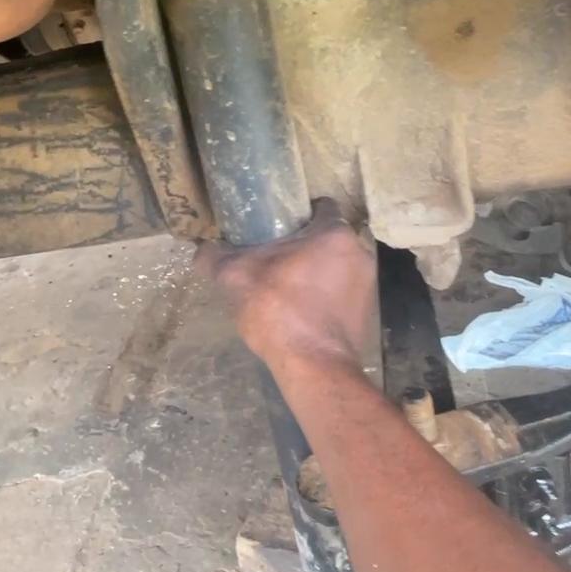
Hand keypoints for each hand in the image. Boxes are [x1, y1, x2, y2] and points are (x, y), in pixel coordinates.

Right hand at [198, 200, 376, 371]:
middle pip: (327, 238)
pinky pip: (340, 292)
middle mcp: (360, 252)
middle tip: (274, 257)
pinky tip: (299, 309)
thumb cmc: (277, 308)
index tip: (277, 224)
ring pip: (335, 265)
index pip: (321, 206)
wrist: (311, 365)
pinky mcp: (366, 313)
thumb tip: (202, 248)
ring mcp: (368, 284)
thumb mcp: (234, 276)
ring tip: (285, 285)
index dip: (299, 211)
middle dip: (304, 244)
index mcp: (335, 233)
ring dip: (315, 270)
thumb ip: (214, 256)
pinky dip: (323, 295)